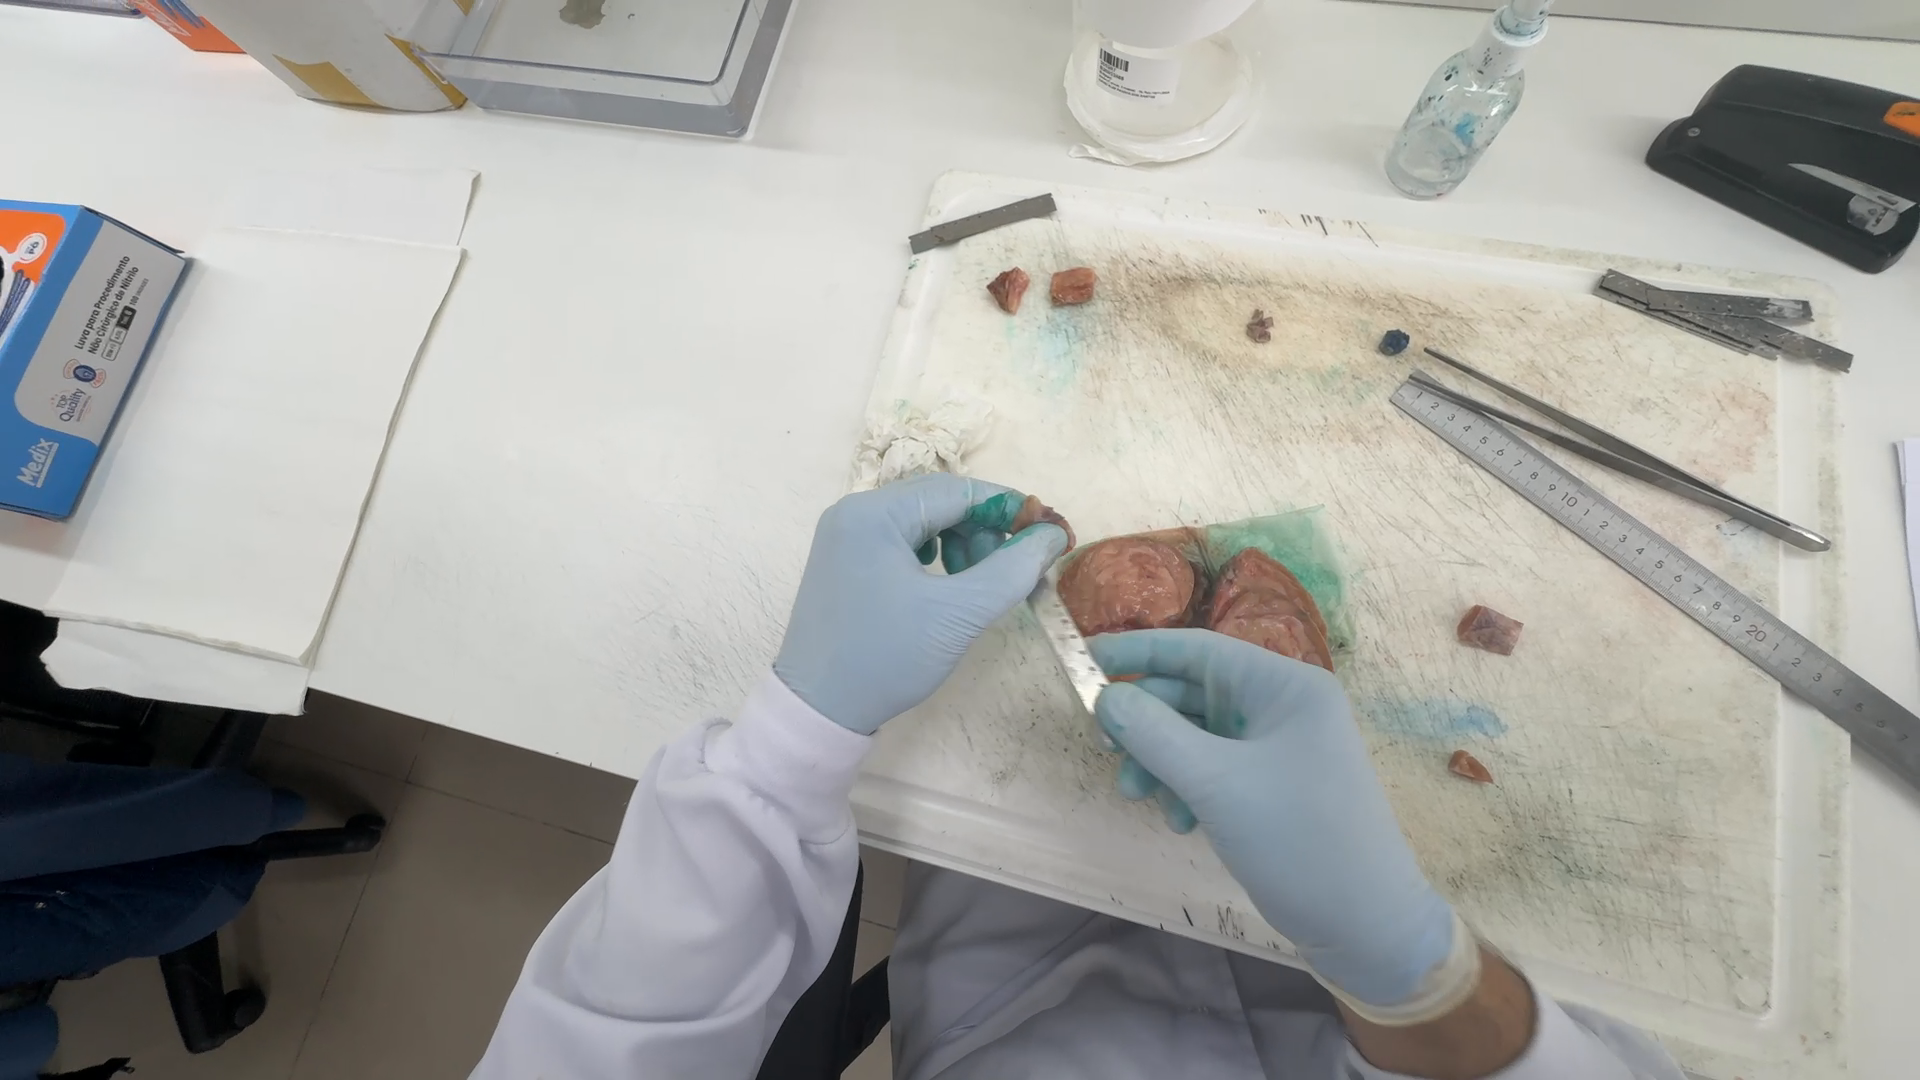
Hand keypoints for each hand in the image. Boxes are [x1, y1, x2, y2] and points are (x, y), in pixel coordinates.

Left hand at [775, 474, 1070, 734]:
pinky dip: (934, 557)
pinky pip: (901, 541)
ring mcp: (844, 535)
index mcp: (875, 513)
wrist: (818, 710)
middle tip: (1008, 571)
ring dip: (961, 544)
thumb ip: (1013, 569)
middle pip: (939, 502)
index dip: (1009, 509)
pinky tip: (943, 587)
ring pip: (922, 521)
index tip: (1047, 534)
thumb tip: (1052, 535)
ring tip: (975, 585)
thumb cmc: (888, 657)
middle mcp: (854, 512)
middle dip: (983, 531)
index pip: (958, 490)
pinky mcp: (844, 560)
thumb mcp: (959, 614)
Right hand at [1091, 630, 1465, 1015]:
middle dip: (1144, 723)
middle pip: (1187, 692)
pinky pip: (1206, 763)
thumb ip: (1152, 733)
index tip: (1084, 660)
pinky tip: (1180, 820)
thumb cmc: (1299, 841)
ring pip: (1190, 731)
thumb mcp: (1215, 783)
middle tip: (1106, 749)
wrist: (1367, 932)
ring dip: (1158, 760)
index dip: (1135, 651)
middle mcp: (1278, 704)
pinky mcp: (1266, 779)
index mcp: (1282, 685)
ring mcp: (1273, 743)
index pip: (1195, 648)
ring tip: (1139, 797)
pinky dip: (1182, 784)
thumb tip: (1103, 697)